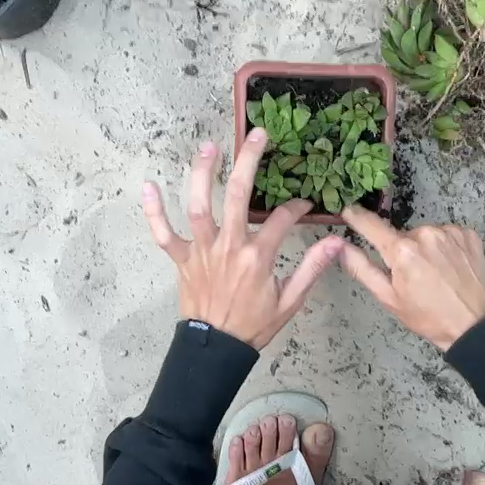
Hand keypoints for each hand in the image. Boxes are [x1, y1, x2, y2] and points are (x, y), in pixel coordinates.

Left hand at [142, 130, 346, 348]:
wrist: (218, 349)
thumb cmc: (254, 325)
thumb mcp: (290, 300)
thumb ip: (312, 267)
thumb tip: (337, 242)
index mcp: (257, 257)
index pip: (280, 219)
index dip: (295, 208)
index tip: (302, 205)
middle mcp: (228, 247)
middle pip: (236, 196)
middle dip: (249, 161)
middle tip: (258, 135)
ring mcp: (202, 251)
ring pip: (198, 206)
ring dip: (201, 174)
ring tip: (209, 147)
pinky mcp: (182, 260)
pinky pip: (163, 234)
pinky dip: (153, 212)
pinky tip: (147, 186)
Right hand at [339, 206, 484, 350]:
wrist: (474, 325)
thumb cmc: (427, 316)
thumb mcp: (388, 297)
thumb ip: (361, 267)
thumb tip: (338, 246)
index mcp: (402, 250)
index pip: (371, 225)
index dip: (356, 217)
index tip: (348, 210)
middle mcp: (425, 233)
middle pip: (403, 236)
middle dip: (403, 251)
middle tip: (414, 277)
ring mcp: (450, 232)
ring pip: (426, 235)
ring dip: (426, 249)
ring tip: (436, 274)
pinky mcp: (469, 234)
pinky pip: (447, 234)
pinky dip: (445, 247)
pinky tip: (451, 267)